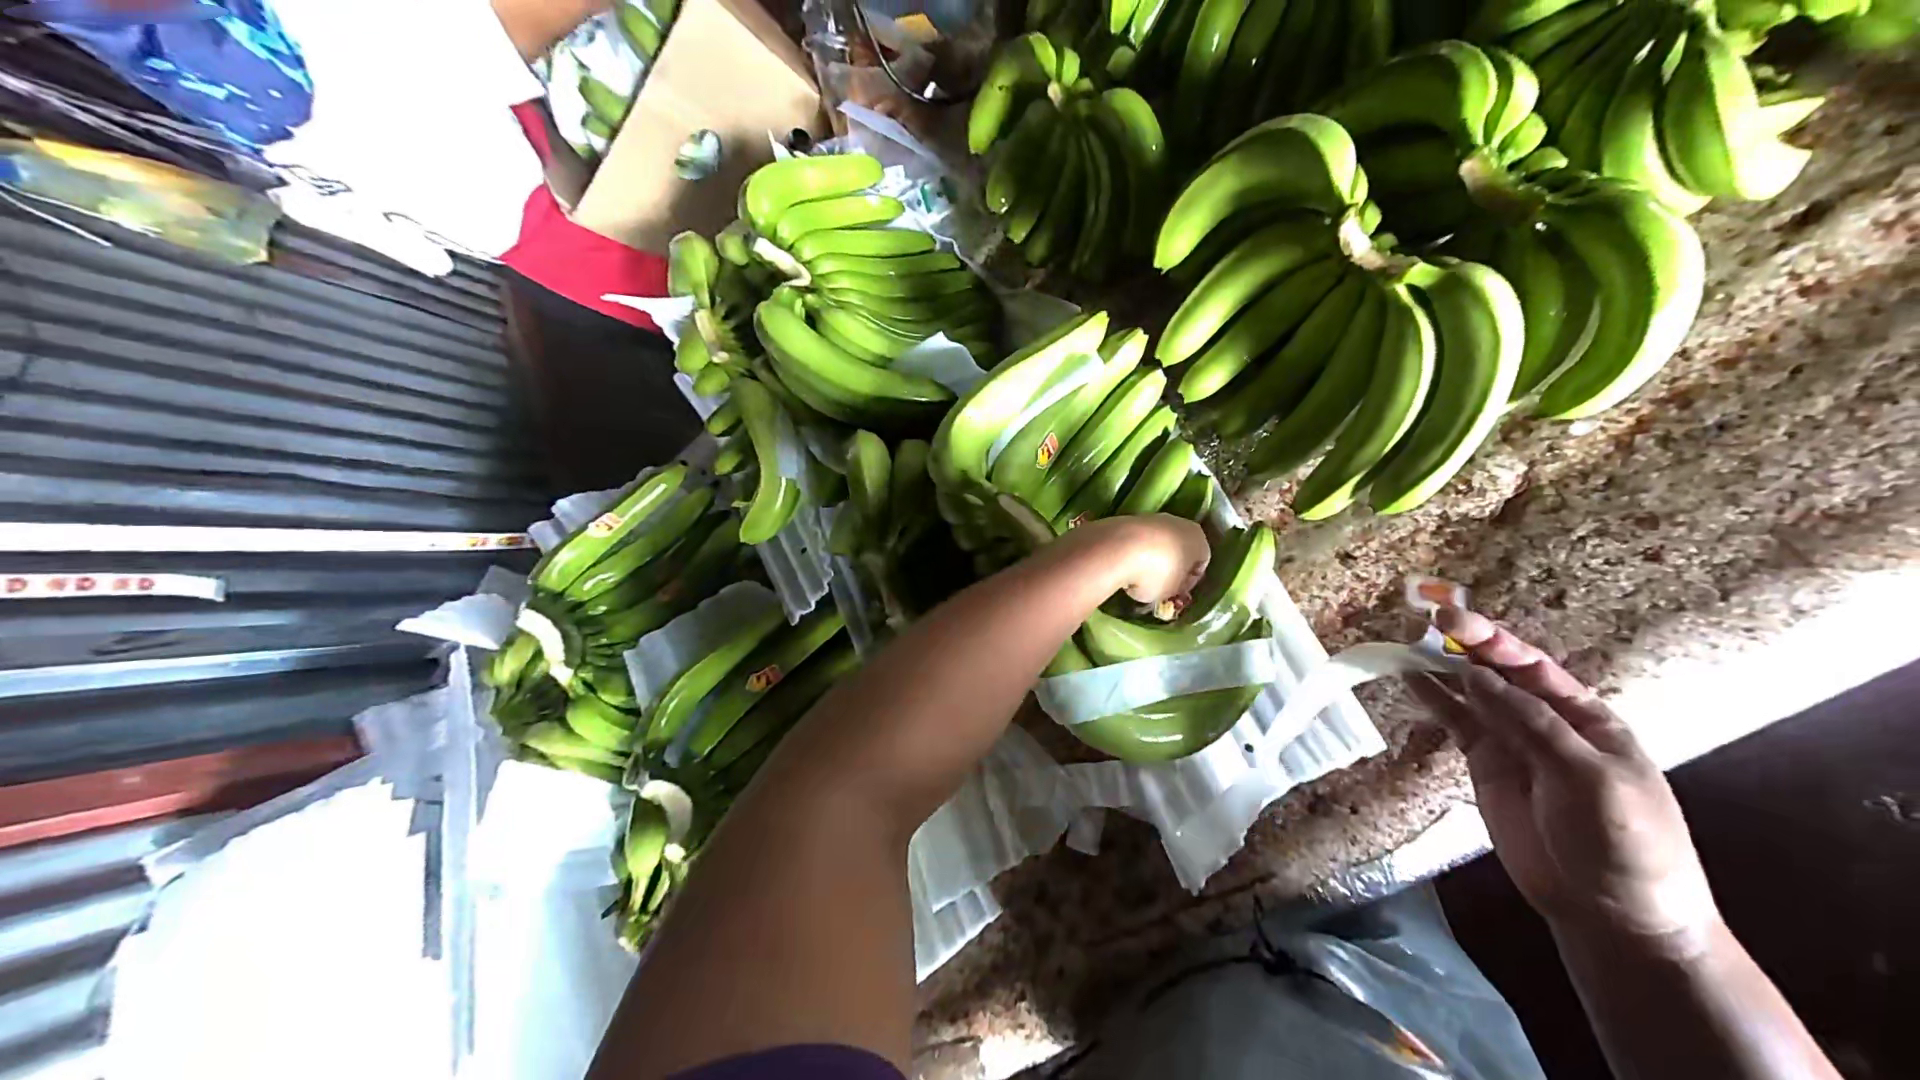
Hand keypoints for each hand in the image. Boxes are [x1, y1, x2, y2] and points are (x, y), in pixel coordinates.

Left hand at [1077, 514, 1210, 603]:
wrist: (1117, 547)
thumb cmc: (1156, 574)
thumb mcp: (1170, 592)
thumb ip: (1174, 589)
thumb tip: (1169, 586)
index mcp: (1198, 538)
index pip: (1201, 562)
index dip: (1189, 582)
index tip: (1176, 595)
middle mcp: (1179, 522)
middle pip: (1179, 549)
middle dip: (1170, 568)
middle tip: (1158, 588)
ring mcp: (1152, 518)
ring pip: (1157, 543)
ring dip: (1150, 560)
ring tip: (1137, 579)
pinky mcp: (1128, 518)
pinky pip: (1137, 541)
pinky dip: (1133, 552)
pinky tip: (1123, 566)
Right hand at [1408, 608, 1720, 957]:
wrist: (1612, 911)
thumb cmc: (1624, 842)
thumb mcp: (1590, 779)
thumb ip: (1533, 724)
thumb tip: (1477, 675)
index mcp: (1586, 717)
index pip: (1534, 667)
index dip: (1495, 640)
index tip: (1453, 621)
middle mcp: (1546, 720)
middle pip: (1500, 671)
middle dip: (1468, 643)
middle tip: (1431, 620)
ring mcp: (1513, 741)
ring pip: (1471, 692)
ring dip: (1443, 667)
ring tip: (1409, 642)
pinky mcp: (1486, 762)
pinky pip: (1456, 722)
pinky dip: (1434, 700)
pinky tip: (1411, 679)